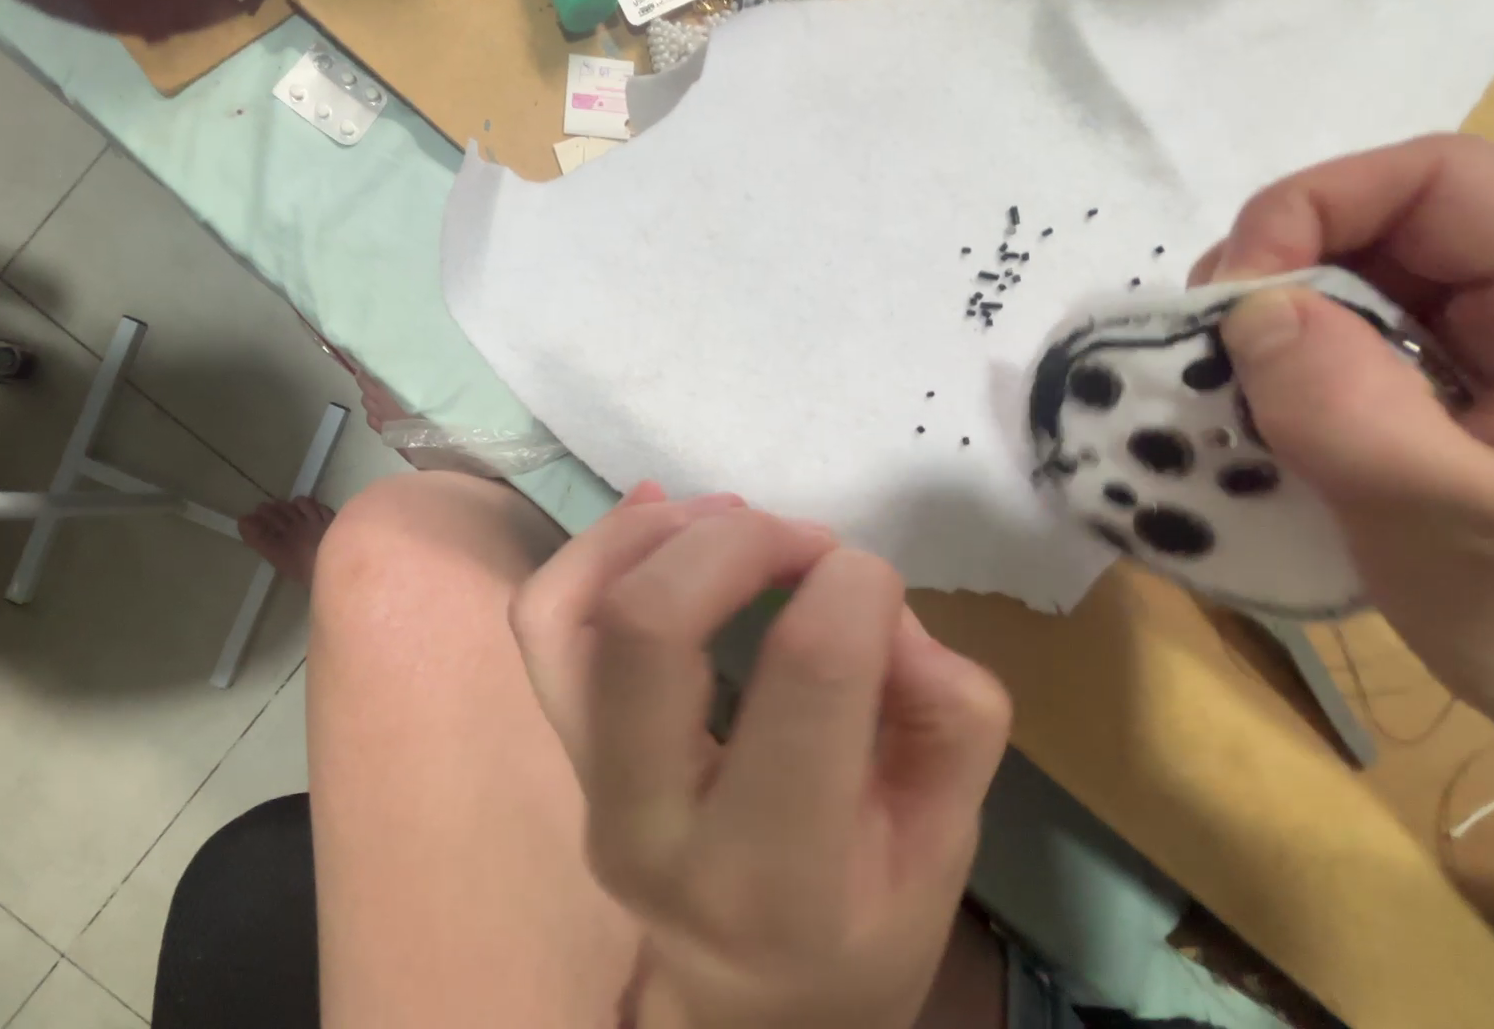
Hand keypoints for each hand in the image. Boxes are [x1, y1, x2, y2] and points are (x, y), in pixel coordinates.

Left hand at [510, 488, 1011, 1028]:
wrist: (742, 995)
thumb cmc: (856, 929)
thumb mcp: (942, 850)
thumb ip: (946, 721)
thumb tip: (881, 605)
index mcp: (772, 869)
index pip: (807, 674)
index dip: (855, 588)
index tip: (876, 581)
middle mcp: (648, 820)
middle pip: (651, 626)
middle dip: (739, 544)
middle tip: (806, 541)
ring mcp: (584, 776)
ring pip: (568, 611)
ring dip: (654, 534)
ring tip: (733, 517)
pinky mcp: (564, 739)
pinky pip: (547, 620)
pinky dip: (597, 548)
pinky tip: (662, 512)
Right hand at [1192, 133, 1493, 749]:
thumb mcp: (1453, 521)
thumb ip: (1350, 410)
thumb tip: (1245, 310)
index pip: (1439, 181)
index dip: (1310, 212)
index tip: (1222, 308)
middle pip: (1384, 228)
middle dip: (1270, 281)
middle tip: (1198, 363)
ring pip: (1355, 291)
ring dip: (1264, 339)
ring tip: (1215, 405)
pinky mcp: (1456, 395)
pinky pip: (1349, 353)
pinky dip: (1279, 381)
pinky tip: (1249, 430)